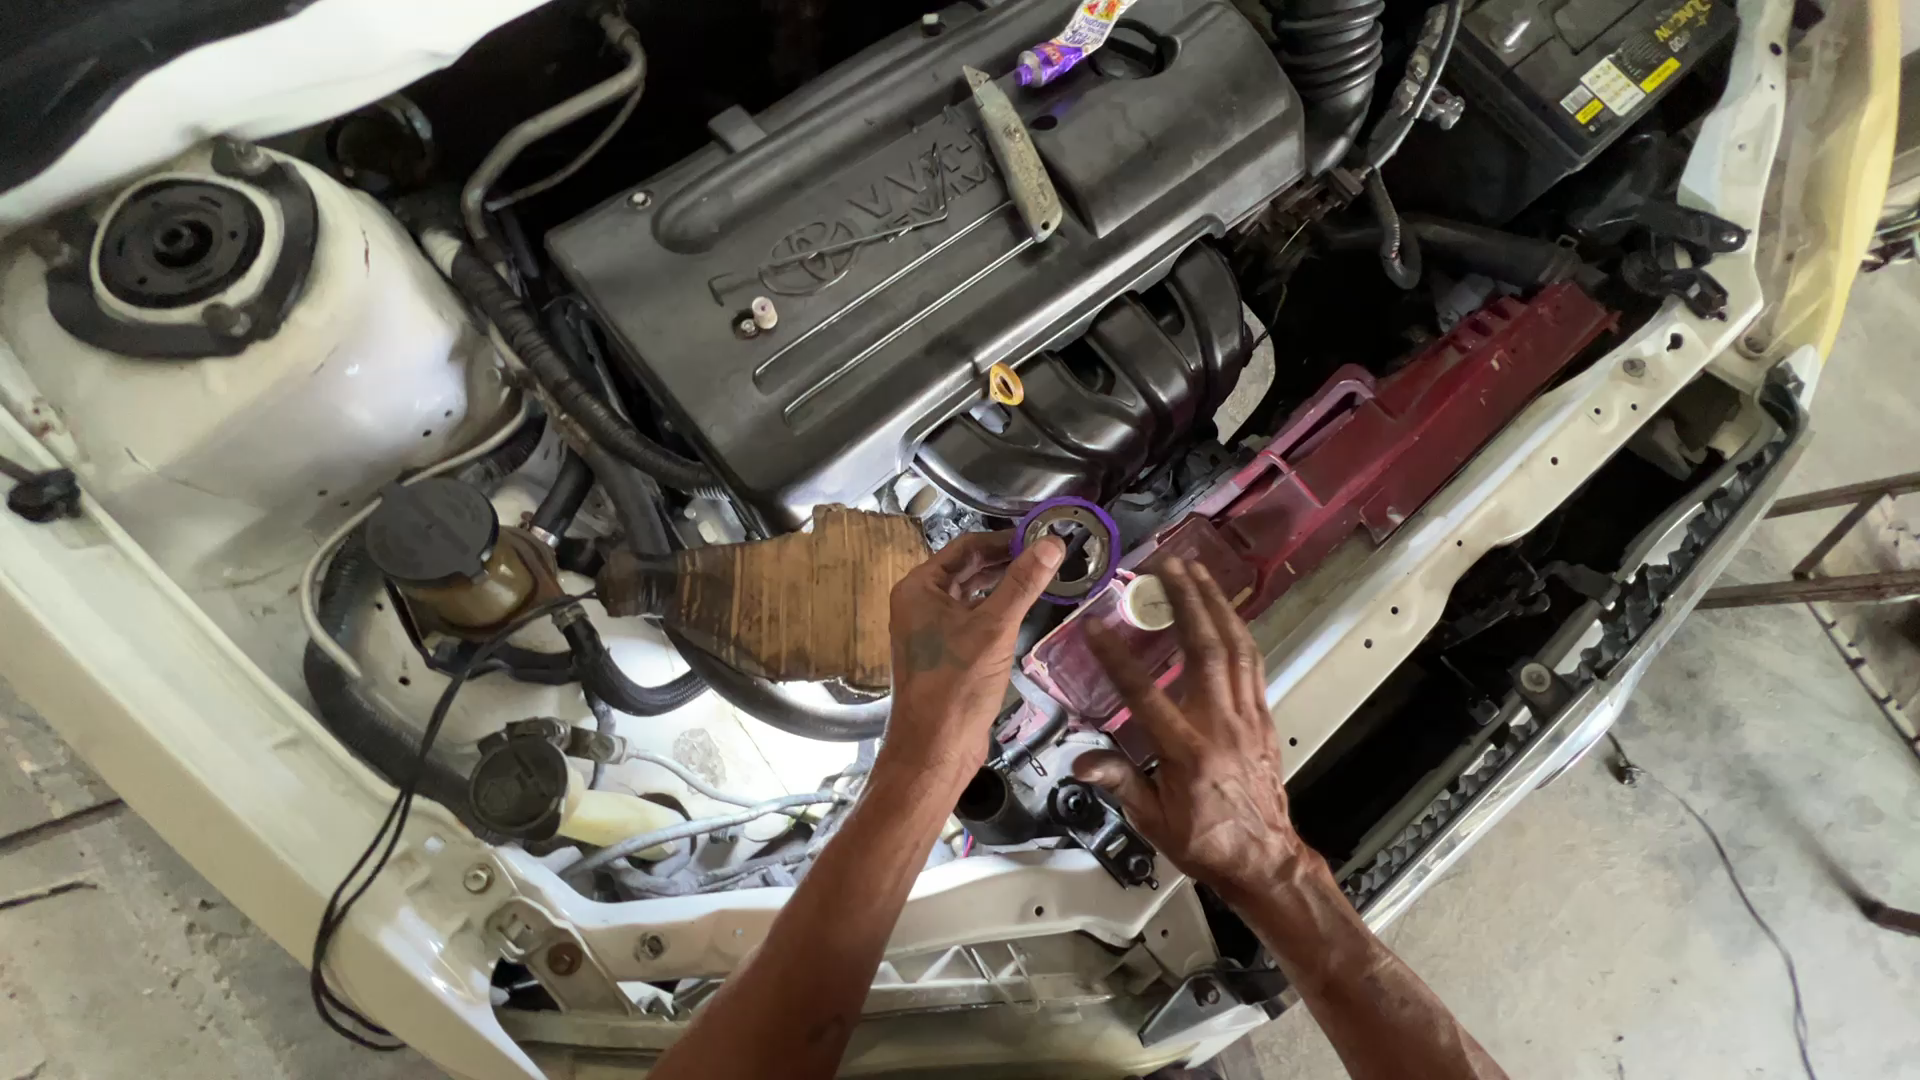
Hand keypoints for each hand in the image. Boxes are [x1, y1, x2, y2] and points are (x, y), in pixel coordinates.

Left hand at [880, 531, 1064, 787]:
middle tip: (1049, 553)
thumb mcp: (993, 628)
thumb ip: (1022, 583)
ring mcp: (931, 628)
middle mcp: (920, 602)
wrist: (935, 749)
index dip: (1005, 539)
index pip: (966, 546)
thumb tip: (1051, 544)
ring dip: (1005, 583)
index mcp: (919, 588)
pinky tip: (1025, 607)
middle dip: (1008, 560)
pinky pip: (974, 617)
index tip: (1041, 534)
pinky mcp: (946, 650)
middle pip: (969, 567)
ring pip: (973, 593)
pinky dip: (999, 608)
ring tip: (1044, 574)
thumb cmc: (955, 686)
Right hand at [1075, 558, 1305, 903]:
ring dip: (1215, 604)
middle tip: (1166, 566)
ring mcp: (1247, 715)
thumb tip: (1079, 763)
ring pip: (1235, 648)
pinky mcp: (1263, 716)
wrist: (1264, 860)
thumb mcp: (1153, 820)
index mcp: (1187, 751)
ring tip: (1197, 571)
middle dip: (1186, 602)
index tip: (1096, 627)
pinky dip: (1238, 630)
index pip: (1146, 695)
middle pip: (1205, 650)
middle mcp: (1221, 723)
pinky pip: (1252, 662)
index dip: (1118, 658)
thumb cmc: (1203, 842)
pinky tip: (1226, 610)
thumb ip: (1119, 782)